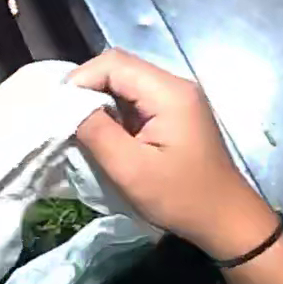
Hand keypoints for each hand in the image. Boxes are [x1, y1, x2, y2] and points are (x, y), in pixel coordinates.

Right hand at [70, 50, 276, 259]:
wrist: (224, 220)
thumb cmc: (178, 197)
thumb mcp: (130, 169)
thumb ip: (96, 132)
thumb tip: (67, 107)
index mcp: (168, 93)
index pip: (114, 64)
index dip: (81, 80)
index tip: (59, 110)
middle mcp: (174, 86)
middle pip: (119, 68)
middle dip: (86, 89)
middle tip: (63, 119)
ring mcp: (175, 100)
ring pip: (124, 83)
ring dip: (97, 101)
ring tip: (78, 128)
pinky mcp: (171, 115)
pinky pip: (133, 101)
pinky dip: (111, 112)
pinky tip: (101, 135)